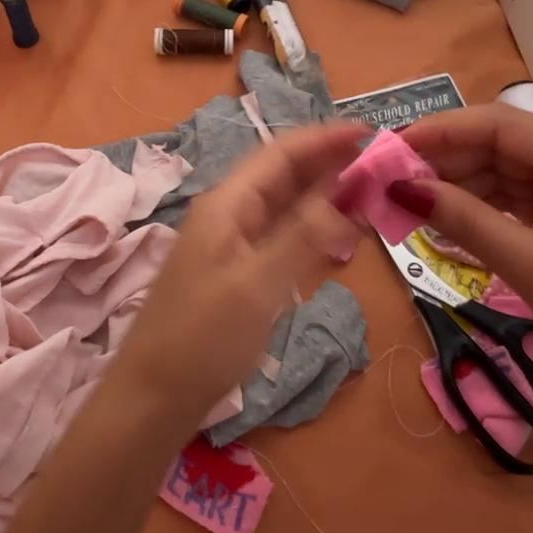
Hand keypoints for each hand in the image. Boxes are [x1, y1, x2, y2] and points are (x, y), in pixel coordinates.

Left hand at [111, 123, 365, 423]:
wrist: (153, 398)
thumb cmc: (202, 338)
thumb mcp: (258, 285)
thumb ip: (303, 236)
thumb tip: (344, 192)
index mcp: (227, 204)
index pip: (281, 154)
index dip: (325, 139)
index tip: (370, 134)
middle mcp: (228, 214)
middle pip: (283, 175)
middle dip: (328, 163)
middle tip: (379, 163)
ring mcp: (231, 244)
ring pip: (284, 206)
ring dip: (323, 195)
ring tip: (367, 191)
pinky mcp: (237, 273)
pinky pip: (279, 236)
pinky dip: (311, 229)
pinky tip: (336, 234)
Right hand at [395, 104, 532, 391]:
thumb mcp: (531, 266)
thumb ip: (463, 220)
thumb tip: (399, 187)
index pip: (496, 123)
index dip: (438, 132)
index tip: (389, 151)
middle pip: (501, 143)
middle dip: (445, 160)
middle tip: (391, 183)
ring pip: (509, 170)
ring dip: (462, 185)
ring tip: (412, 204)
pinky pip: (525, 197)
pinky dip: (488, 207)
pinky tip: (453, 220)